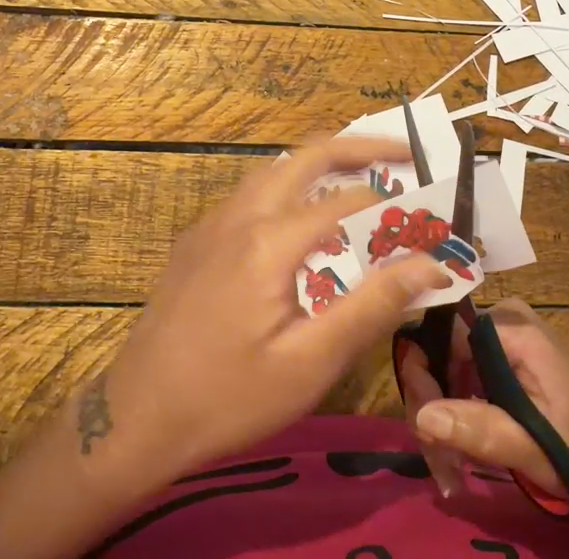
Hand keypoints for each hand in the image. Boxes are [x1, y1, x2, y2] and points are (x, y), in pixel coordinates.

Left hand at [97, 136, 453, 480]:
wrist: (136, 419)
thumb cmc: (229, 398)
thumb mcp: (310, 363)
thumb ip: (371, 305)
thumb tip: (431, 263)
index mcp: (271, 240)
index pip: (348, 201)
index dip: (396, 210)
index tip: (433, 223)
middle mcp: (240, 215)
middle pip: (307, 156)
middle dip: (360, 148)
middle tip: (405, 155)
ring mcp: (211, 224)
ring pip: (274, 169)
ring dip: (320, 164)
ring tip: (362, 179)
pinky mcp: (195, 242)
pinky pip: (251, 194)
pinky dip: (288, 187)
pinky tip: (301, 223)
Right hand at [405, 299, 568, 549]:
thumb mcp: (536, 451)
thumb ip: (483, 430)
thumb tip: (423, 414)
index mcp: (516, 331)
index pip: (442, 333)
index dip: (423, 376)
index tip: (422, 428)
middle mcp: (507, 322)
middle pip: (440, 350)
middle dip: (430, 405)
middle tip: (439, 462)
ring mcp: (507, 341)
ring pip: (446, 367)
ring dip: (440, 417)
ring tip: (450, 469)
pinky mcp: (507, 362)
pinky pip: (461, 376)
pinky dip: (454, 415)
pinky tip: (459, 454)